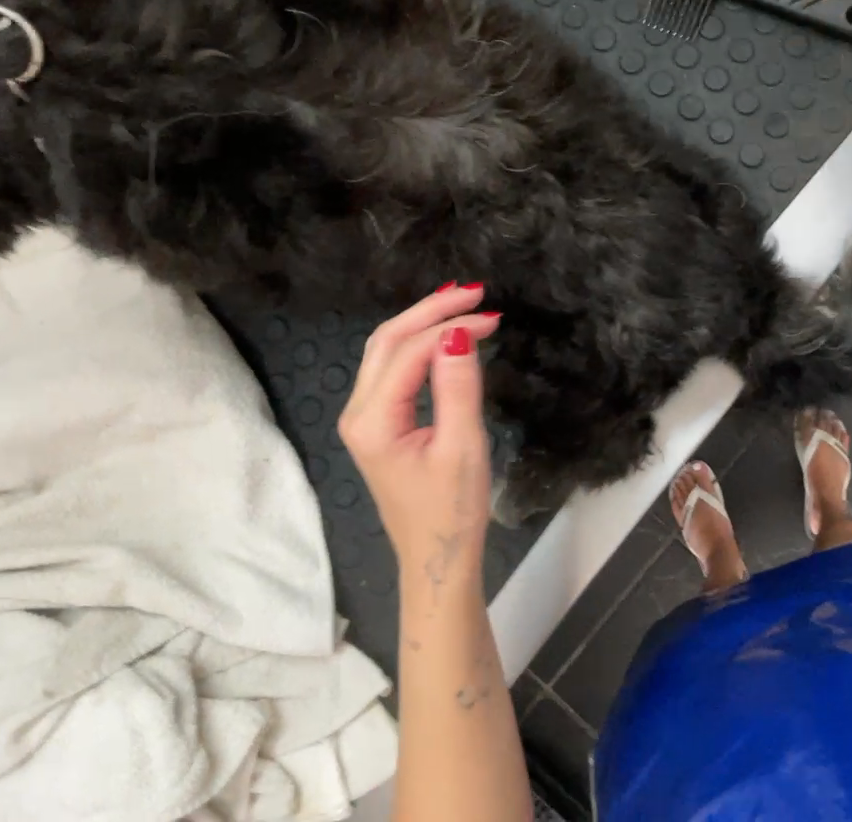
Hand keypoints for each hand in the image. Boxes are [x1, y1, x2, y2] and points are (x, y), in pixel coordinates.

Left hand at [338, 284, 502, 602]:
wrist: (437, 560)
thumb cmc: (452, 511)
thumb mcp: (463, 447)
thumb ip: (459, 386)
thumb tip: (460, 331)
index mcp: (372, 419)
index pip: (408, 351)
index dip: (449, 326)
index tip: (494, 316)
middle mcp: (358, 412)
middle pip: (387, 341)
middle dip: (429, 310)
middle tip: (475, 292)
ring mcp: (365, 418)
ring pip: (386, 351)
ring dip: (422, 323)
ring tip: (462, 302)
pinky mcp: (379, 424)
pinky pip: (394, 370)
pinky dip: (419, 345)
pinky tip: (445, 335)